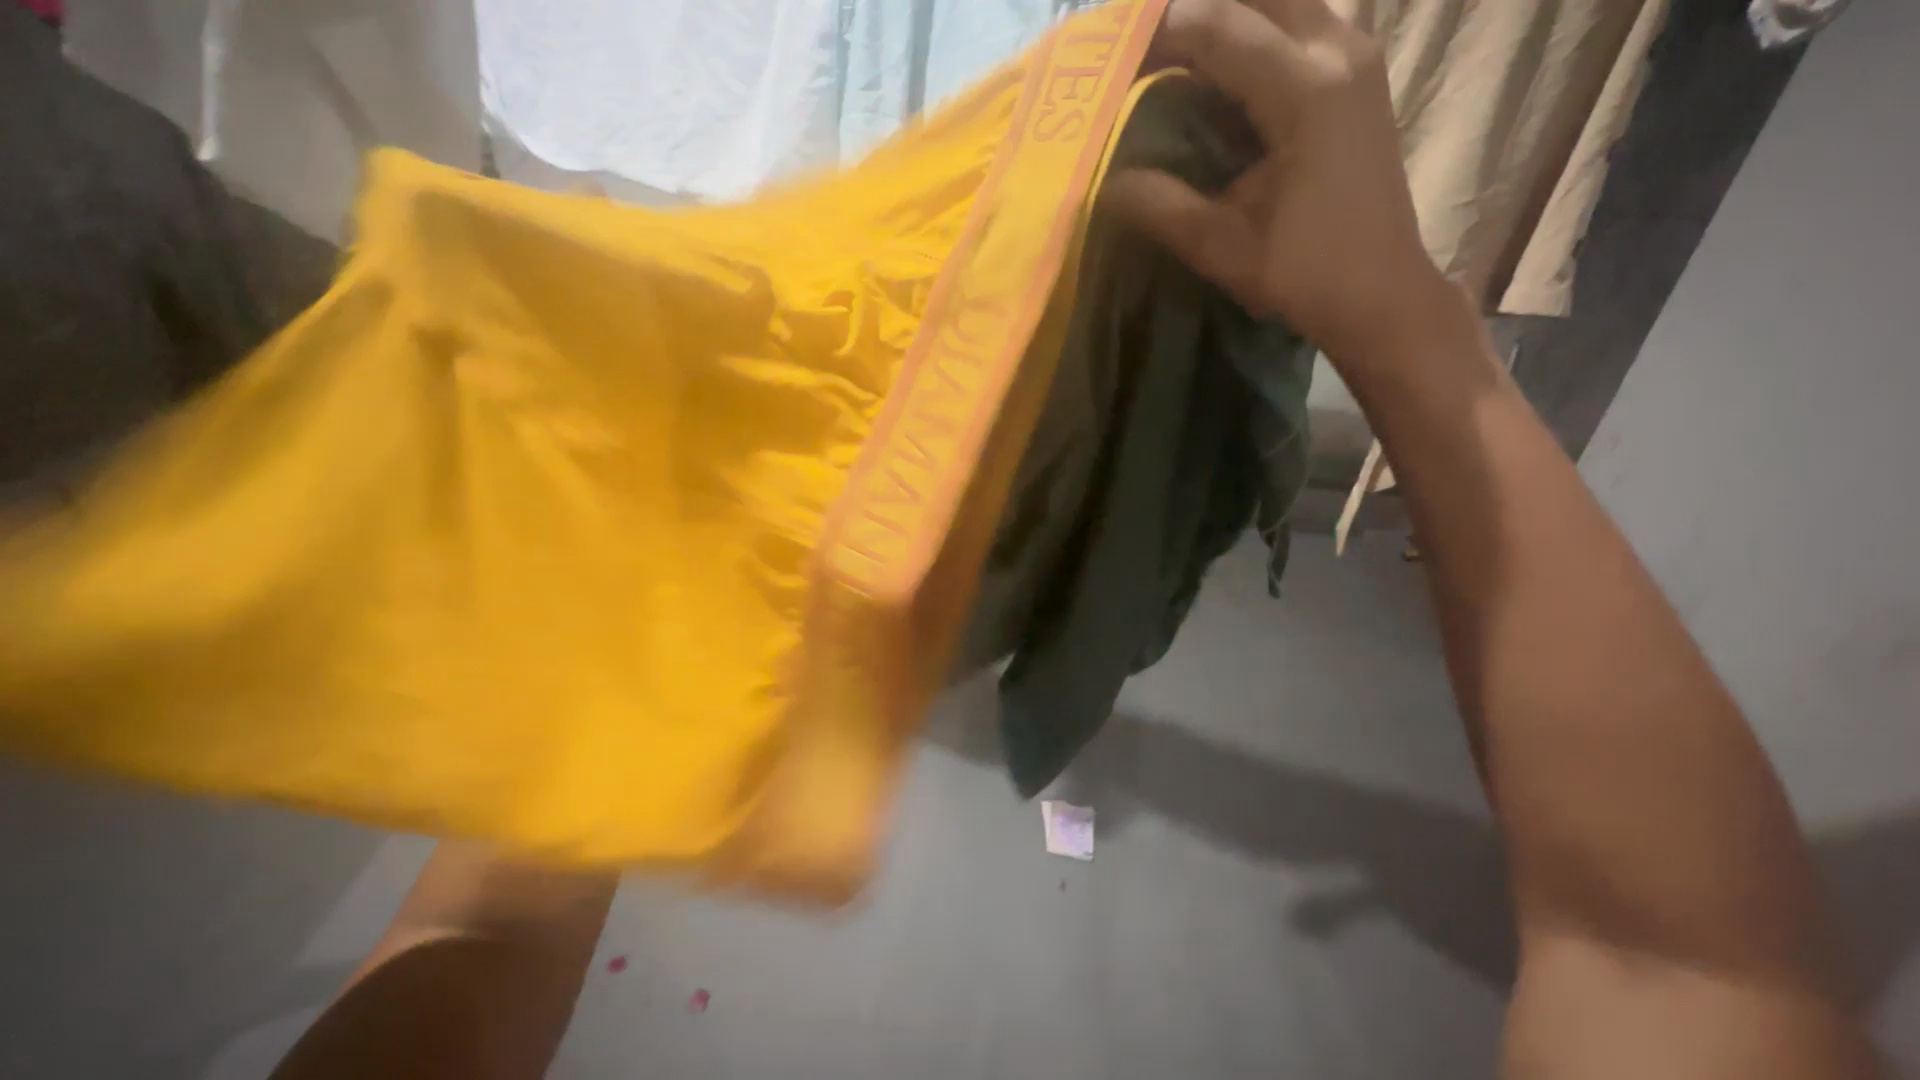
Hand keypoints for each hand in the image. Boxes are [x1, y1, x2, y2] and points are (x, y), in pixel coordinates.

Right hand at [1110, 0, 1449, 361]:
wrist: (1383, 297)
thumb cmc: (1305, 275)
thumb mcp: (1218, 245)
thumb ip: (1156, 202)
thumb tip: (1100, 176)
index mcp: (1306, 89)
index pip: (1216, 24)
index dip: (1154, 32)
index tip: (1107, 58)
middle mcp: (1339, 51)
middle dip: (1192, 12)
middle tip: (1142, 50)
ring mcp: (1356, 57)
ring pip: (1280, 2)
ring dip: (1225, 20)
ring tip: (1172, 59)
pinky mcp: (1358, 76)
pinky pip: (1297, 25)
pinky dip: (1252, 35)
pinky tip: (1217, 76)